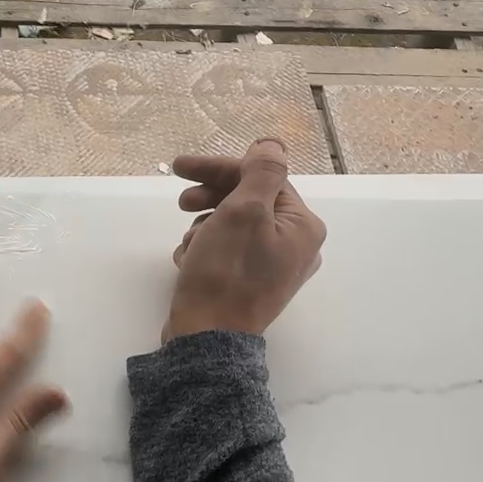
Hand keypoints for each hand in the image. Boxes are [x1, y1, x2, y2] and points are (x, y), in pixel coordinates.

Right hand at [164, 138, 326, 339]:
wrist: (208, 338)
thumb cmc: (226, 273)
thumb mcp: (243, 213)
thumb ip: (260, 172)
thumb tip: (272, 143)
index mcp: (302, 226)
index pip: (262, 178)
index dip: (220, 169)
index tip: (179, 167)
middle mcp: (295, 246)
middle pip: (249, 202)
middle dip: (211, 199)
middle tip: (180, 203)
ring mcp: (272, 269)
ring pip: (233, 227)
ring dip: (204, 227)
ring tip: (188, 245)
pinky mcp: (248, 286)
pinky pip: (227, 253)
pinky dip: (205, 249)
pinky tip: (188, 261)